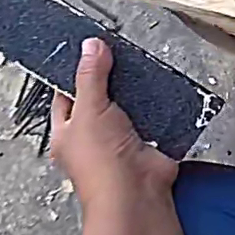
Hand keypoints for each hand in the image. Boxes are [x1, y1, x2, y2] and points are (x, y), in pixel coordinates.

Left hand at [51, 38, 176, 204]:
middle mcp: (94, 134)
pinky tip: (166, 90)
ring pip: (130, 105)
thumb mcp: (89, 110)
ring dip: (140, 91)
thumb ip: (91, 78)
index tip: (93, 49)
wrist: (136, 188)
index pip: (67, 93)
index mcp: (68, 130)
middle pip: (102, 97)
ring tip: (147, 68)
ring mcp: (123, 136)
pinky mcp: (150, 138)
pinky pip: (156, 114)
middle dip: (114, 79)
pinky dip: (162, 103)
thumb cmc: (101, 161)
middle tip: (124, 55)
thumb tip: (91, 46)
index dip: (77, 71)